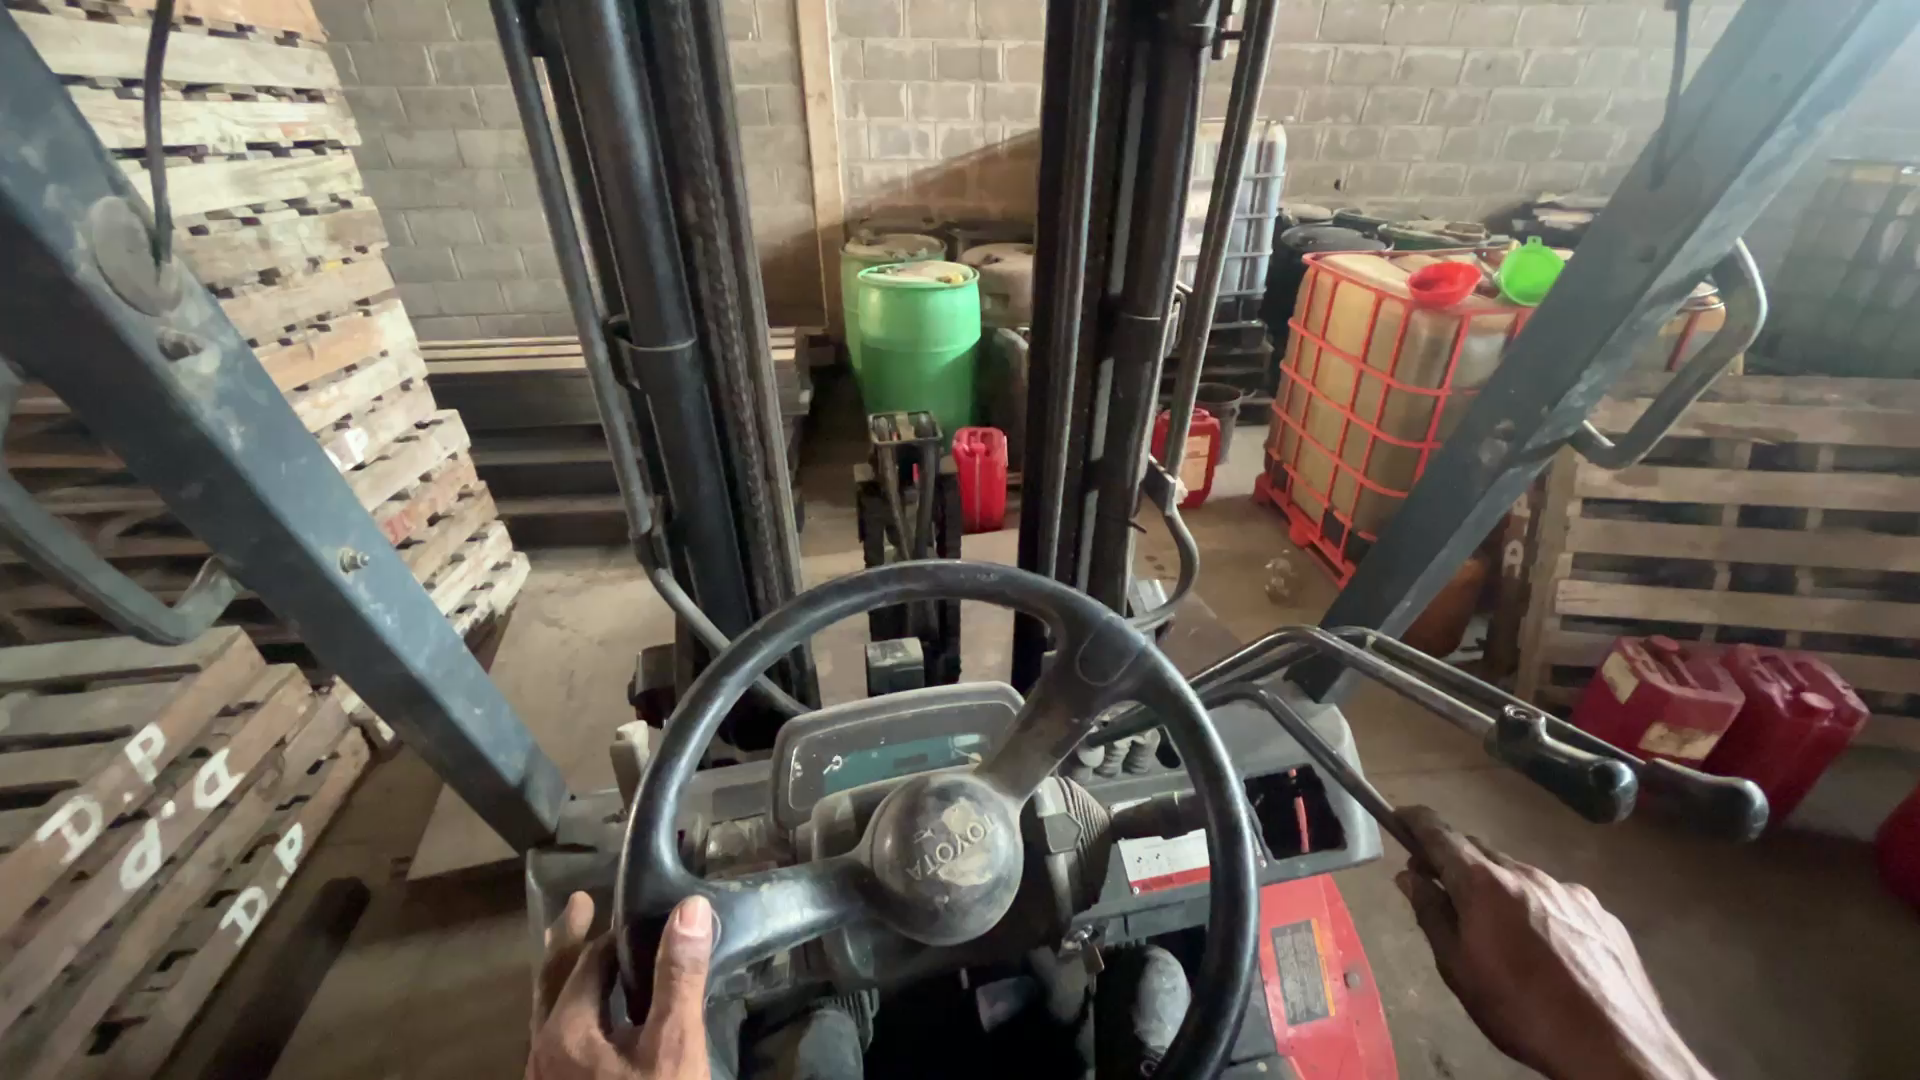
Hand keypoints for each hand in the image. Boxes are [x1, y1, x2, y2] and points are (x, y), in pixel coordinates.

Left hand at [527, 892, 714, 1079]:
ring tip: (590, 958)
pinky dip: (575, 1012)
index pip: (588, 959)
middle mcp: (542, 1054)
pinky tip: (600, 1022)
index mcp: (564, 1032)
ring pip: (551, 1015)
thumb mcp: (674, 1045)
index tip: (643, 911)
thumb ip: (679, 976)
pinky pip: (559, 1043)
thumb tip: (690, 906)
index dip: (618, 932)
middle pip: (552, 982)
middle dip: (568, 941)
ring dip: (569, 979)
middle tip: (580, 902)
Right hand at [1394, 806, 1712, 1079]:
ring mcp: (1570, 892)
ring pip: (1517, 874)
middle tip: (1441, 889)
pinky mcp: (1602, 915)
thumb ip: (1430, 913)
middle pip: (1478, 850)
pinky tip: (1545, 947)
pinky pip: (1555, 897)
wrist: (1619, 1053)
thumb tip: (1410, 877)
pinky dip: (1536, 907)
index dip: (1413, 820)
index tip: (1398, 818)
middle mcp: (1526, 874)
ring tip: (1499, 930)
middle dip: (1453, 860)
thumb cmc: (1522, 1011)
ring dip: (1496, 886)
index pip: (1438, 832)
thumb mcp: (1457, 968)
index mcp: (1483, 883)